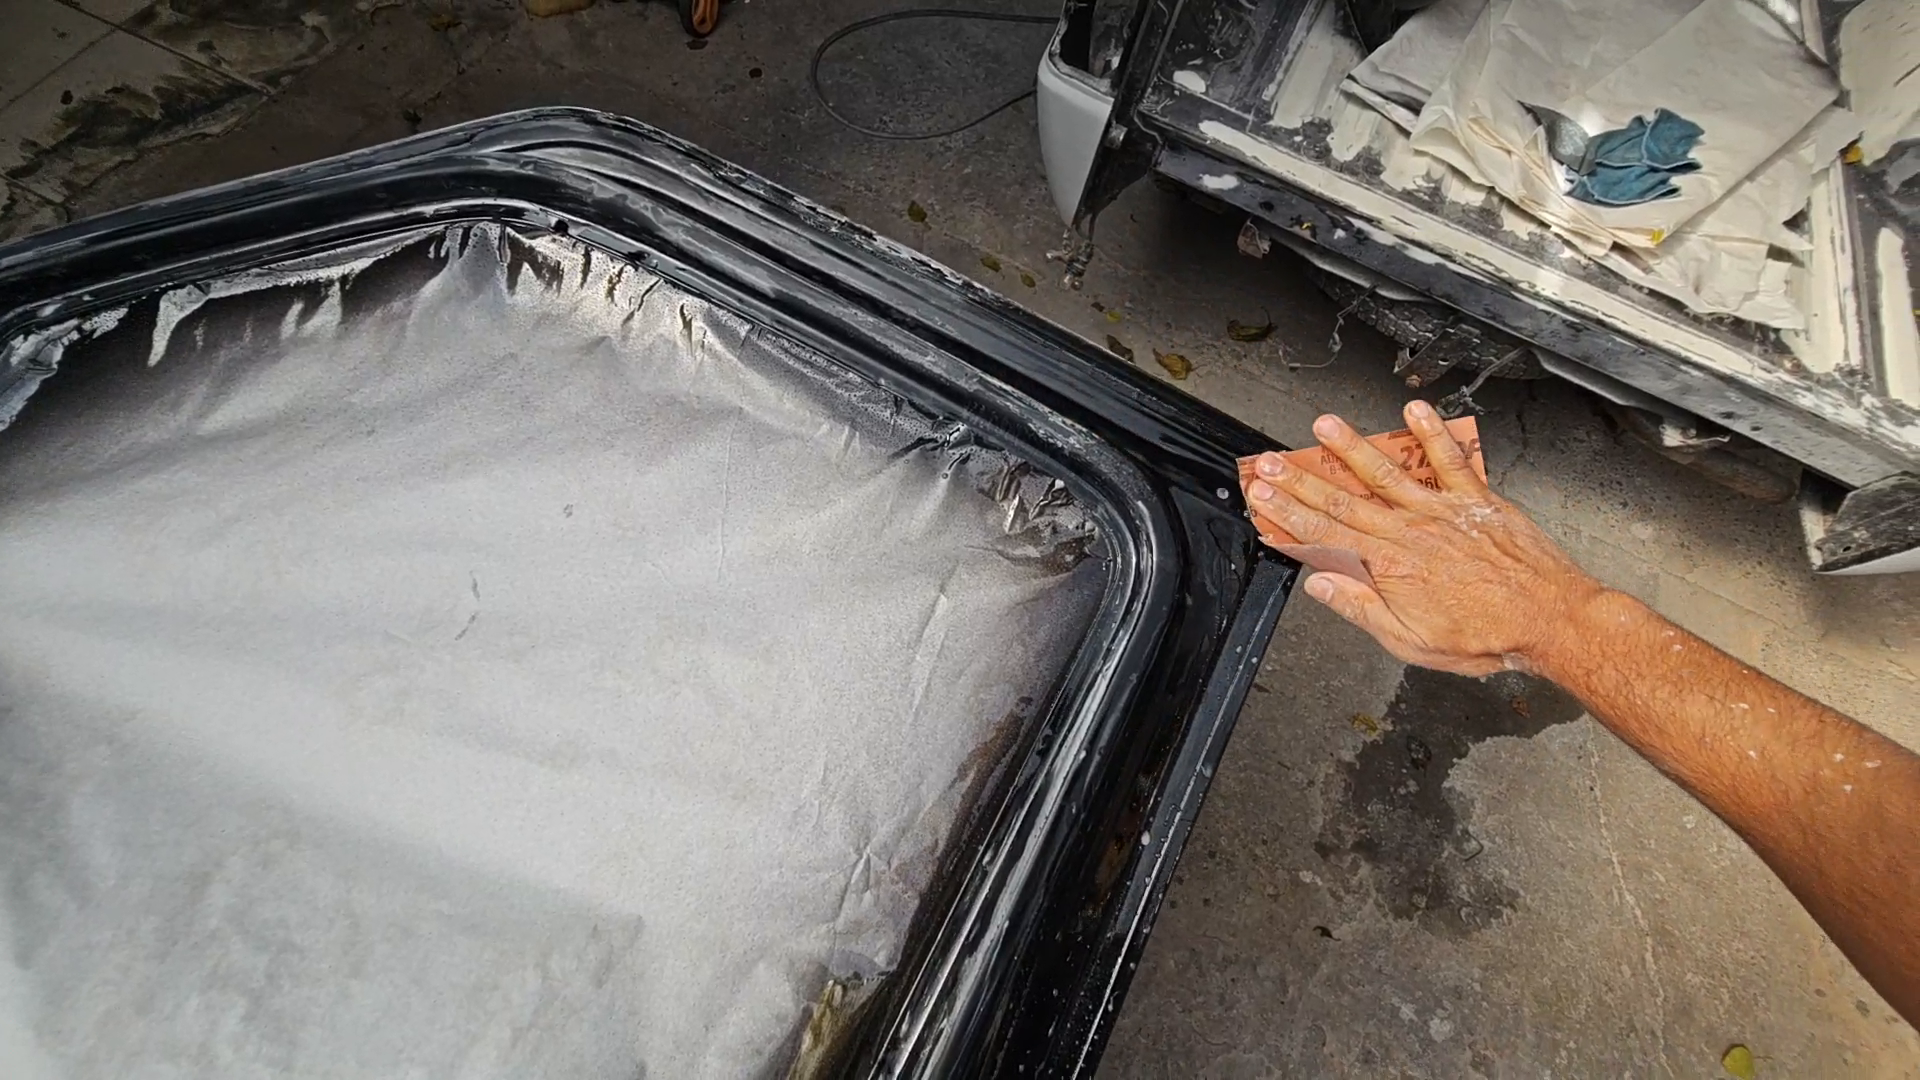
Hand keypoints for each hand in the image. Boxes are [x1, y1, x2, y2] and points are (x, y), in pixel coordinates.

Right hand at [1245, 400, 1606, 676]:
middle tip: (1270, 460)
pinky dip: (1432, 434)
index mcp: (1387, 566)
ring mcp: (1441, 511)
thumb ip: (1359, 607)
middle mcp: (1409, 531)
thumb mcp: (1409, 640)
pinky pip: (1450, 461)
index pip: (1322, 534)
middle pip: (1341, 499)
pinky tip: (1413, 412)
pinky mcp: (1474, 500)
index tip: (1261, 494)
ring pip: (1386, 473)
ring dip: (1351, 447)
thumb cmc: (1484, 635)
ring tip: (1324, 425)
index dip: (1286, 512)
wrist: (1553, 621)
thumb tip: (1319, 585)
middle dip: (1300, 478)